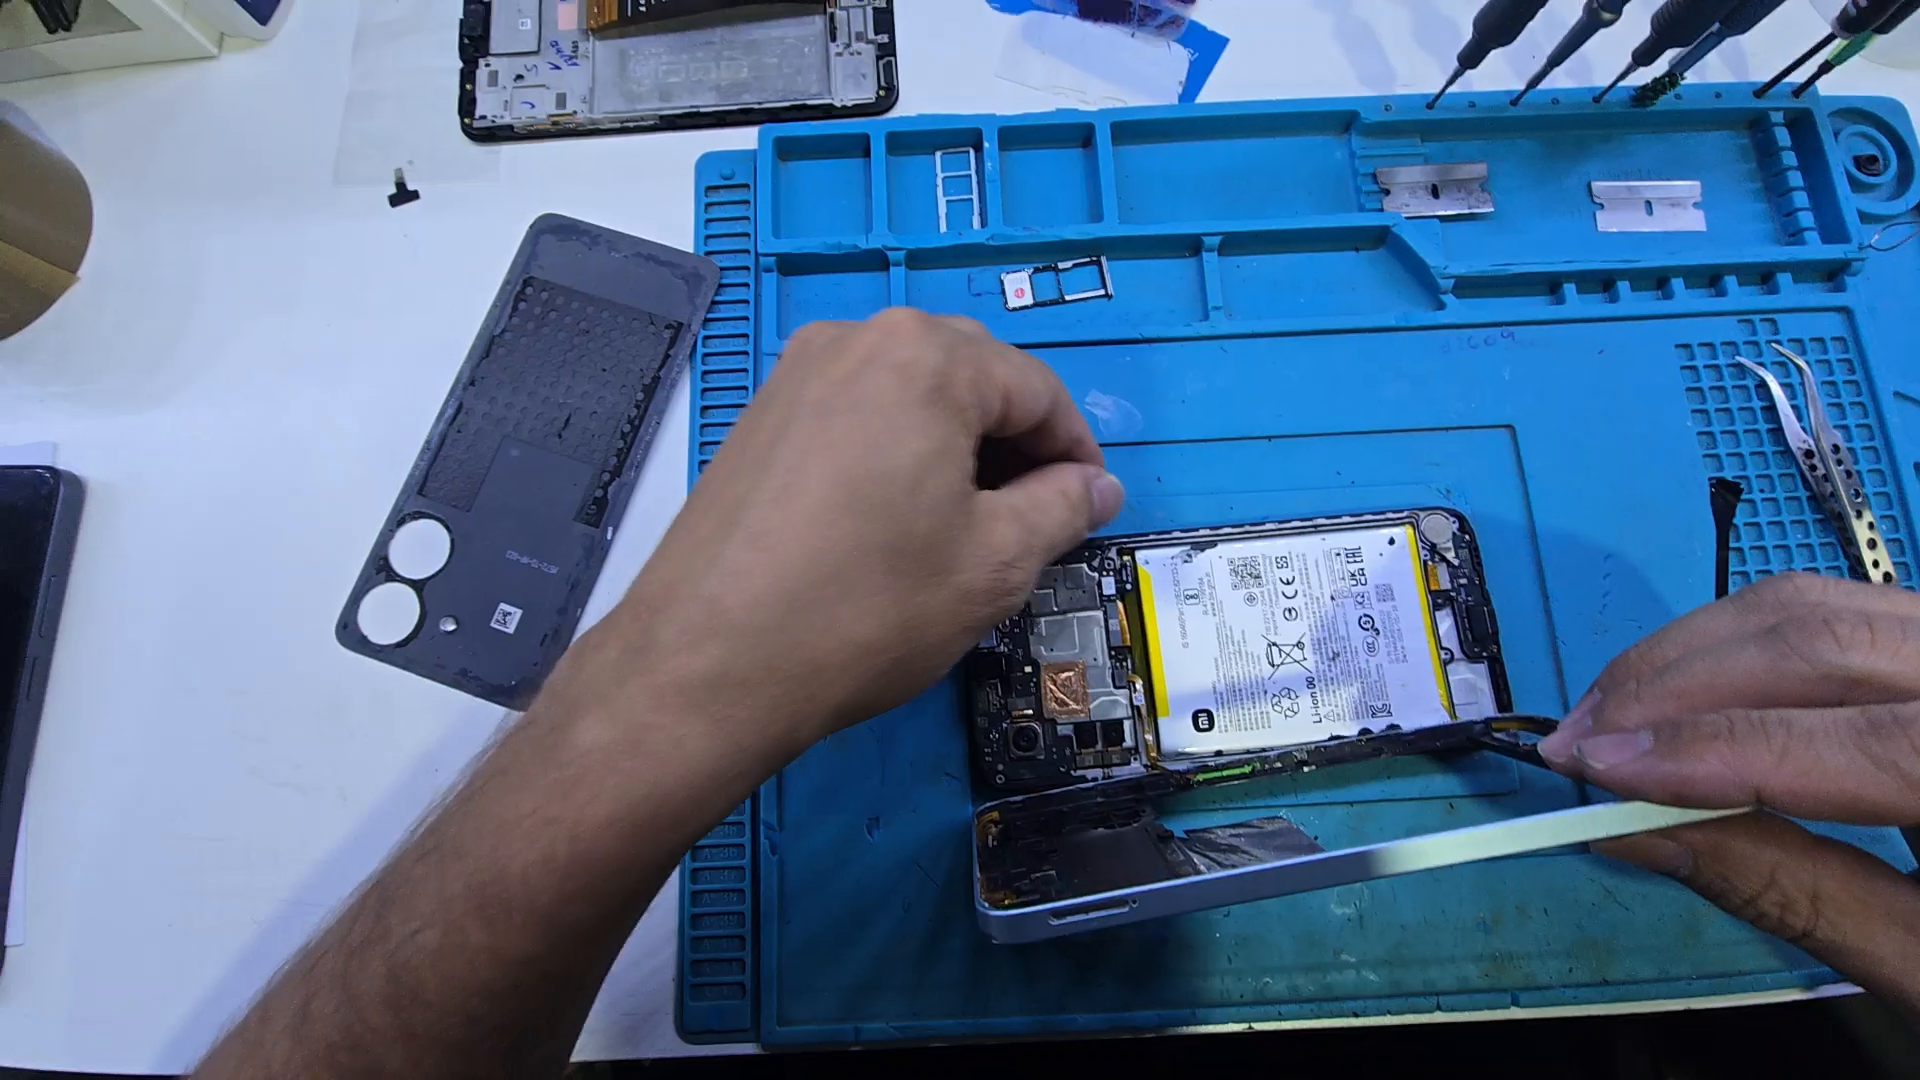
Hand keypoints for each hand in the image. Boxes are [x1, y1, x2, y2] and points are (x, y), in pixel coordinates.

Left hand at [573, 308, 1123, 751]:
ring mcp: (796, 375)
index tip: (1090, 505)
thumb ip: (1063, 508)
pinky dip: (898, 453)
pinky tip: (897, 516)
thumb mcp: (995, 562)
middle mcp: (855, 339)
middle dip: (1016, 445)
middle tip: (1033, 518)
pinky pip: (857, 416)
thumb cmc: (871, 607)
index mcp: (925, 356)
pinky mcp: (760, 419)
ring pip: (910, 397)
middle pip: (970, 380)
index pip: (1034, 389)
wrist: (705, 665)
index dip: (1075, 449)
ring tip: (969, 522)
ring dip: (957, 449)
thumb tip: (1099, 485)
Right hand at [1538, 573, 1919, 1014]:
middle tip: (1575, 740)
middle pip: (1817, 644)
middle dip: (1666, 689)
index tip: (1591, 768)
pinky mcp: (1917, 634)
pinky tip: (1664, 694)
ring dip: (1674, 660)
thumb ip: (1792, 891)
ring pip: (1799, 608)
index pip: (1872, 743)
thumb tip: (1625, 832)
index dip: (1712, 750)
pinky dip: (1713, 646)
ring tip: (1603, 716)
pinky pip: (1809, 608)